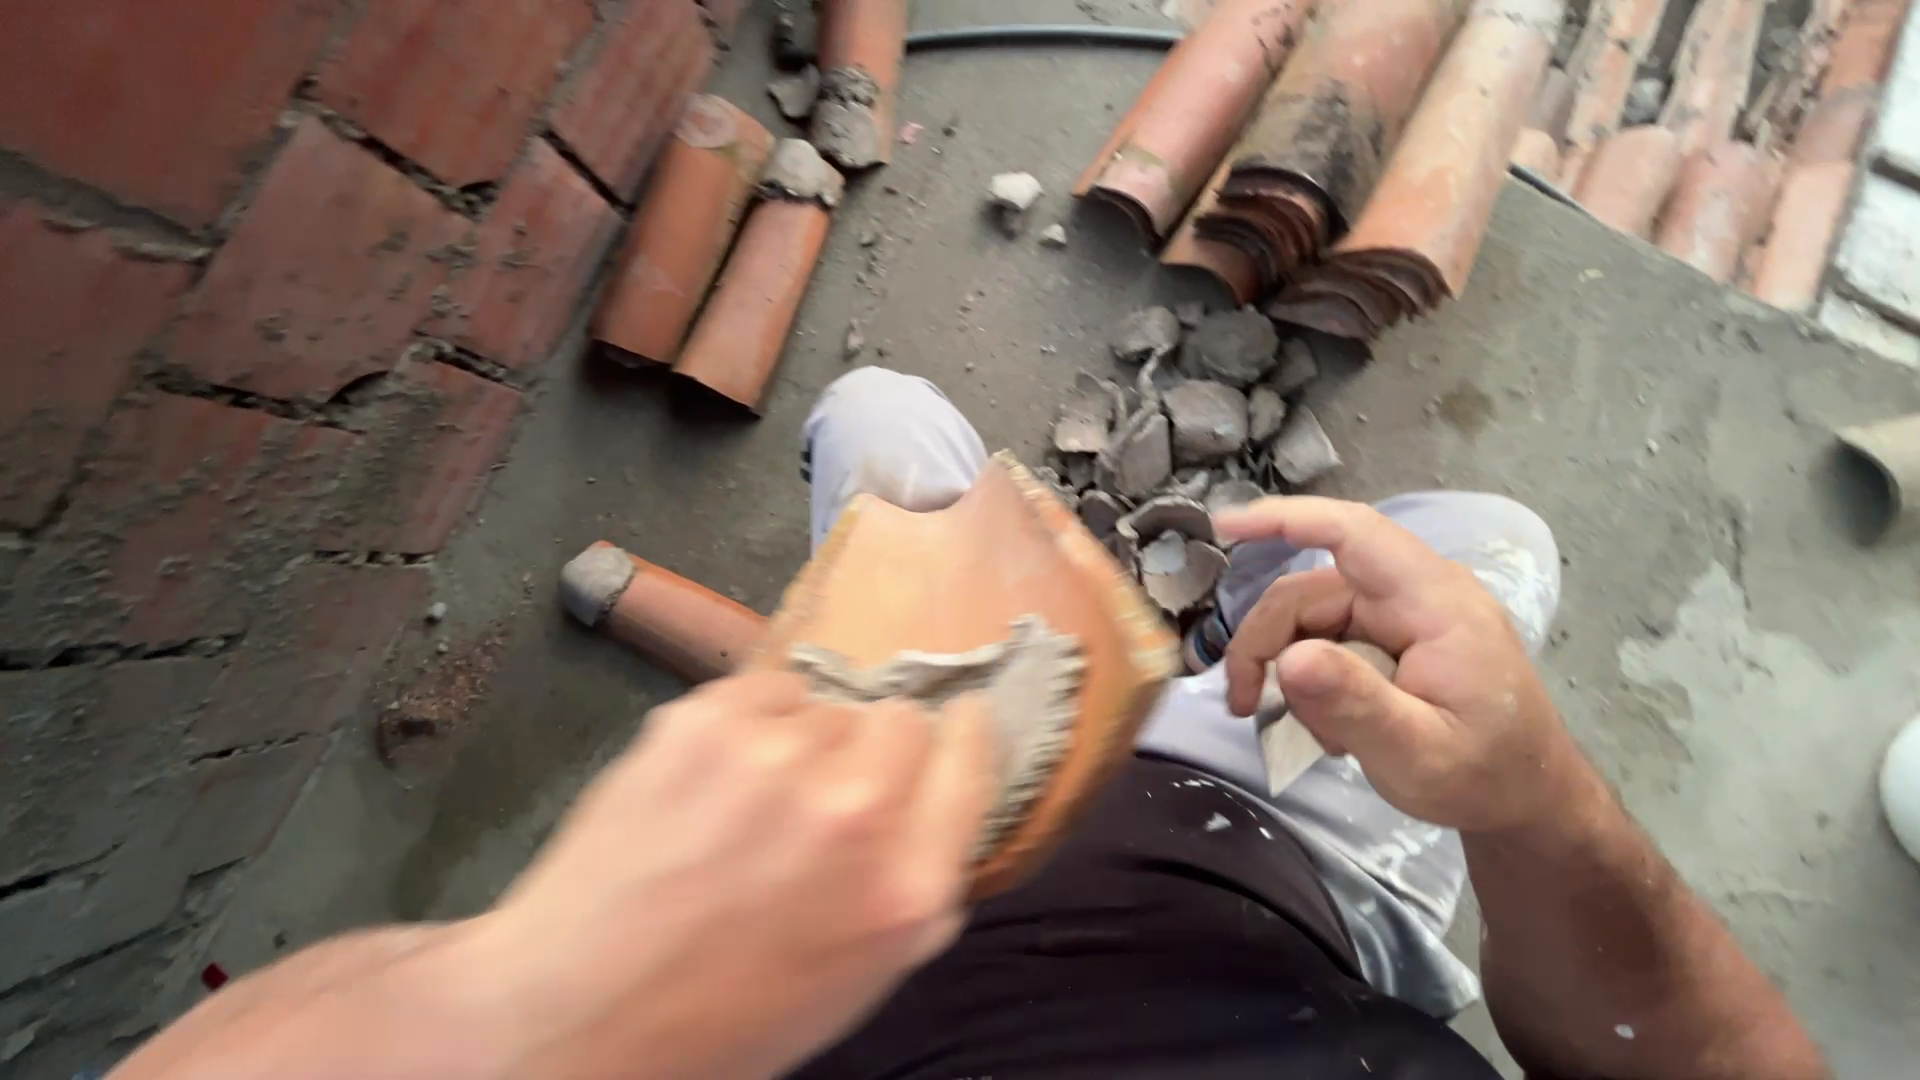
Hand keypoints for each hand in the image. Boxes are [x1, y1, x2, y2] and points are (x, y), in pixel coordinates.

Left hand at [472, 671, 995, 1079]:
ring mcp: (774, 755)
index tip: (956, 720)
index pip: (970, 753)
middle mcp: (852, 808)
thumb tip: (947, 784)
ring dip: (808, 743)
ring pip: (829, 706)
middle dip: (876, 750)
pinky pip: (770, 689)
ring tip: (753, 802)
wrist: (576, 1013)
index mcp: (905, 885)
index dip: (964, 734)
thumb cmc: (735, 1010)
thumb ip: (928, 878)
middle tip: (827, 795)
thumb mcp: (866, 975)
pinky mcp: (705, 719)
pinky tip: (716, 778)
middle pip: (902, 717)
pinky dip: (756, 722)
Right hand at [1214, 497, 1584, 833]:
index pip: (1353, 532)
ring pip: (1305, 620)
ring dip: (1284, 670)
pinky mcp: (1386, 637)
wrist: (1527, 800)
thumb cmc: (1486, 776)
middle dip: (1265, 645)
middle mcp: (1410, 594)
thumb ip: (1357, 704)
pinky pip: (1320, 639)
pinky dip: (1305, 679)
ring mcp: (1397, 615)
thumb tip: (1288, 661)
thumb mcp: (1420, 754)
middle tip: (1243, 703)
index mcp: (1432, 602)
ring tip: (1304, 731)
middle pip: (1306, 594)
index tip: (1224, 528)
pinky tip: (1324, 724)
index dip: (1285, 519)